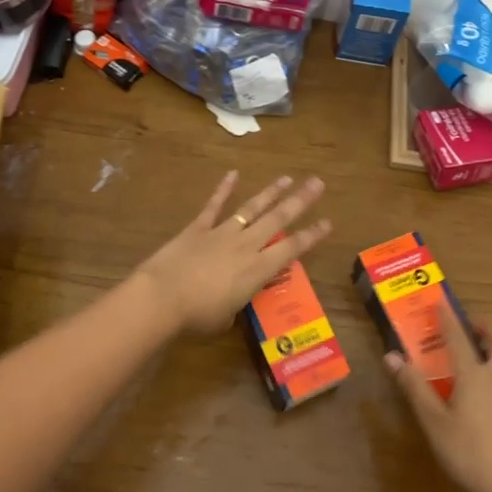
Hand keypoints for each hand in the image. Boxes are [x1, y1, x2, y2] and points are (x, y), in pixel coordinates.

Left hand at [130, 171, 331, 333]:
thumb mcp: (226, 318)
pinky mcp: (199, 227)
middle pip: (278, 219)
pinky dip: (223, 188)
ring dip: (270, 192)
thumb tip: (232, 303)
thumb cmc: (198, 315)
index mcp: (257, 270)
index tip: (328, 222)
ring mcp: (222, 232)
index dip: (311, 236)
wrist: (163, 296)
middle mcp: (246, 245)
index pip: (292, 249)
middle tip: (317, 183)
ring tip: (286, 178)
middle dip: (299, 200)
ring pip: (252, 208)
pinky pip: (214, 205)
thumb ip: (235, 305)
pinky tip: (233, 173)